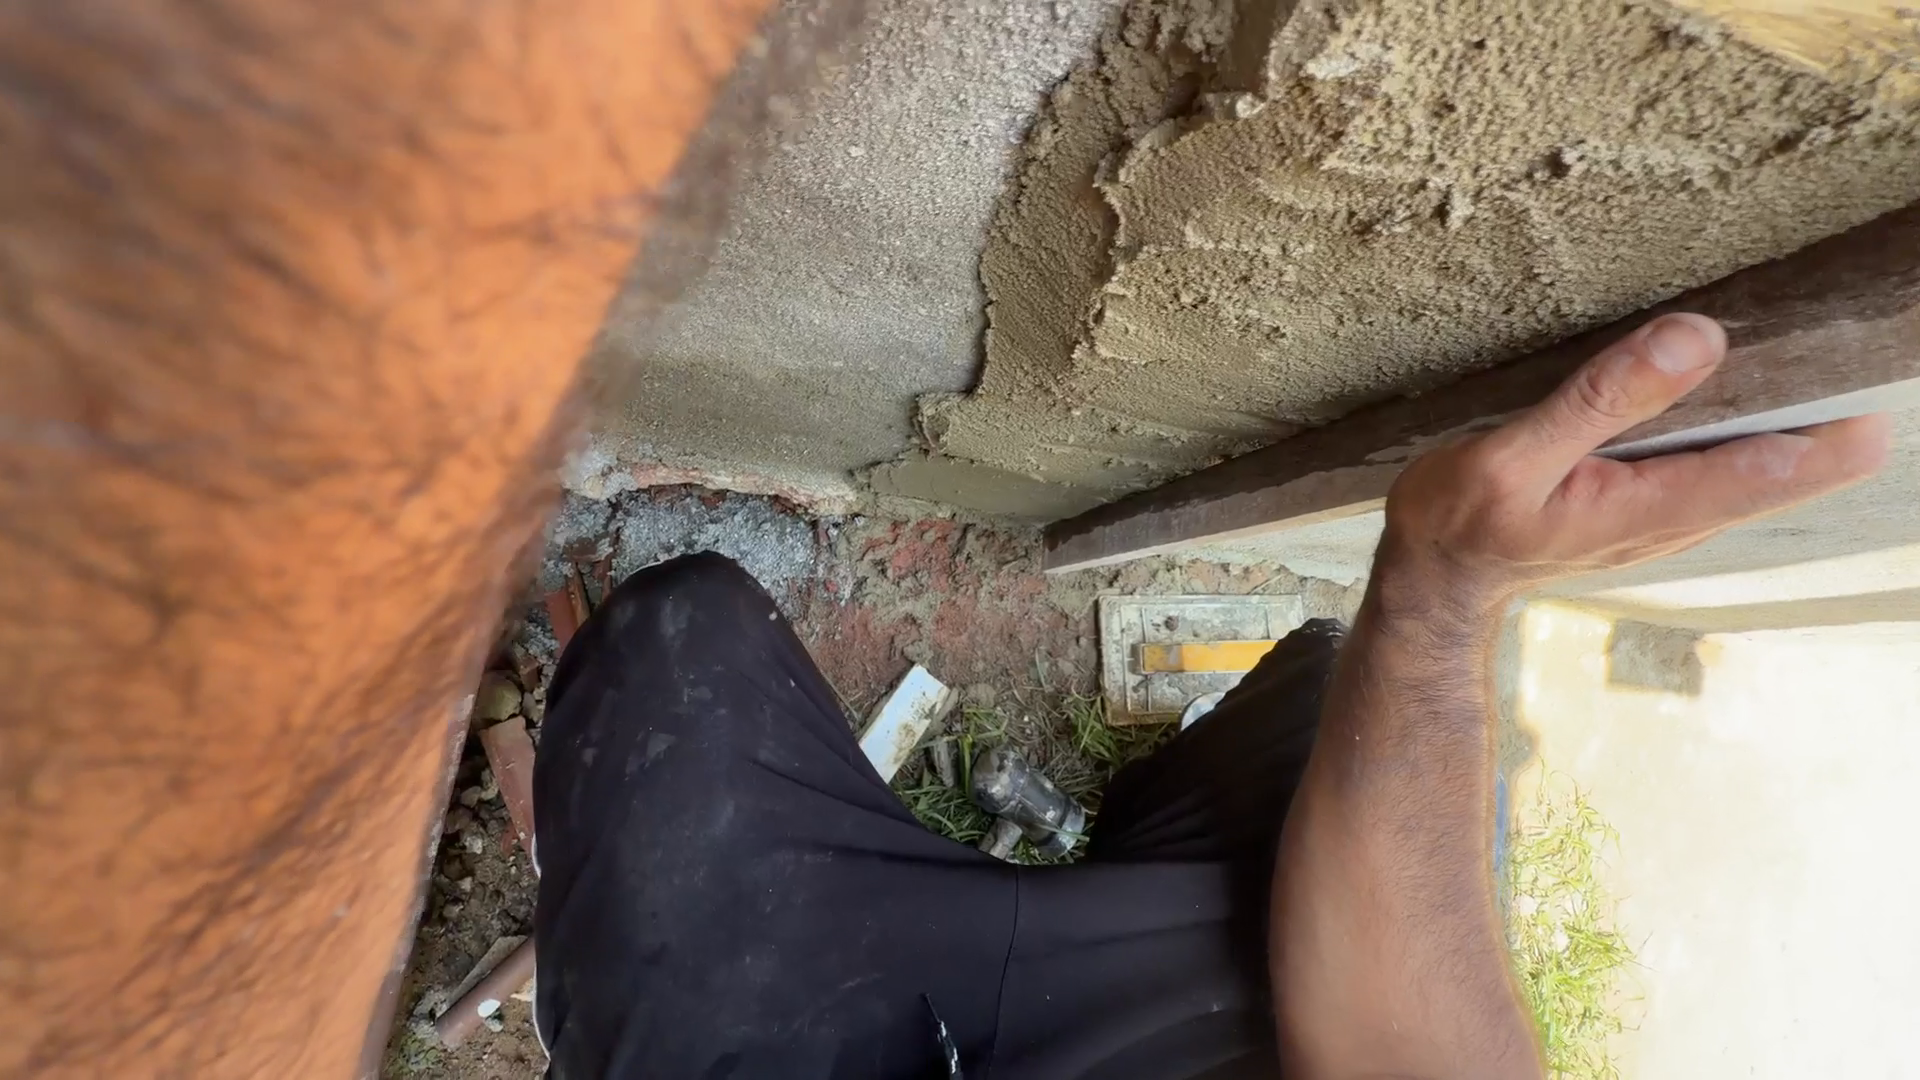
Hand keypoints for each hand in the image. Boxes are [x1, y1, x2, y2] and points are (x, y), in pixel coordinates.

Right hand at [1378, 313, 1891, 606]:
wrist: (1433, 570)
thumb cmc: (1456, 520)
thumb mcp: (1505, 460)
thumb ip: (1596, 405)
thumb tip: (1697, 338)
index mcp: (1662, 505)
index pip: (1819, 457)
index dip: (1848, 394)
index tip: (1825, 332)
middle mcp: (1688, 513)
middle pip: (1810, 449)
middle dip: (1808, 382)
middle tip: (1765, 317)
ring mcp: (1672, 511)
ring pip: (1766, 449)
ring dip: (1763, 396)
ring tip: (1712, 344)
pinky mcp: (1647, 502)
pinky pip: (1719, 453)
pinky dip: (1721, 413)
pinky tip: (1672, 384)